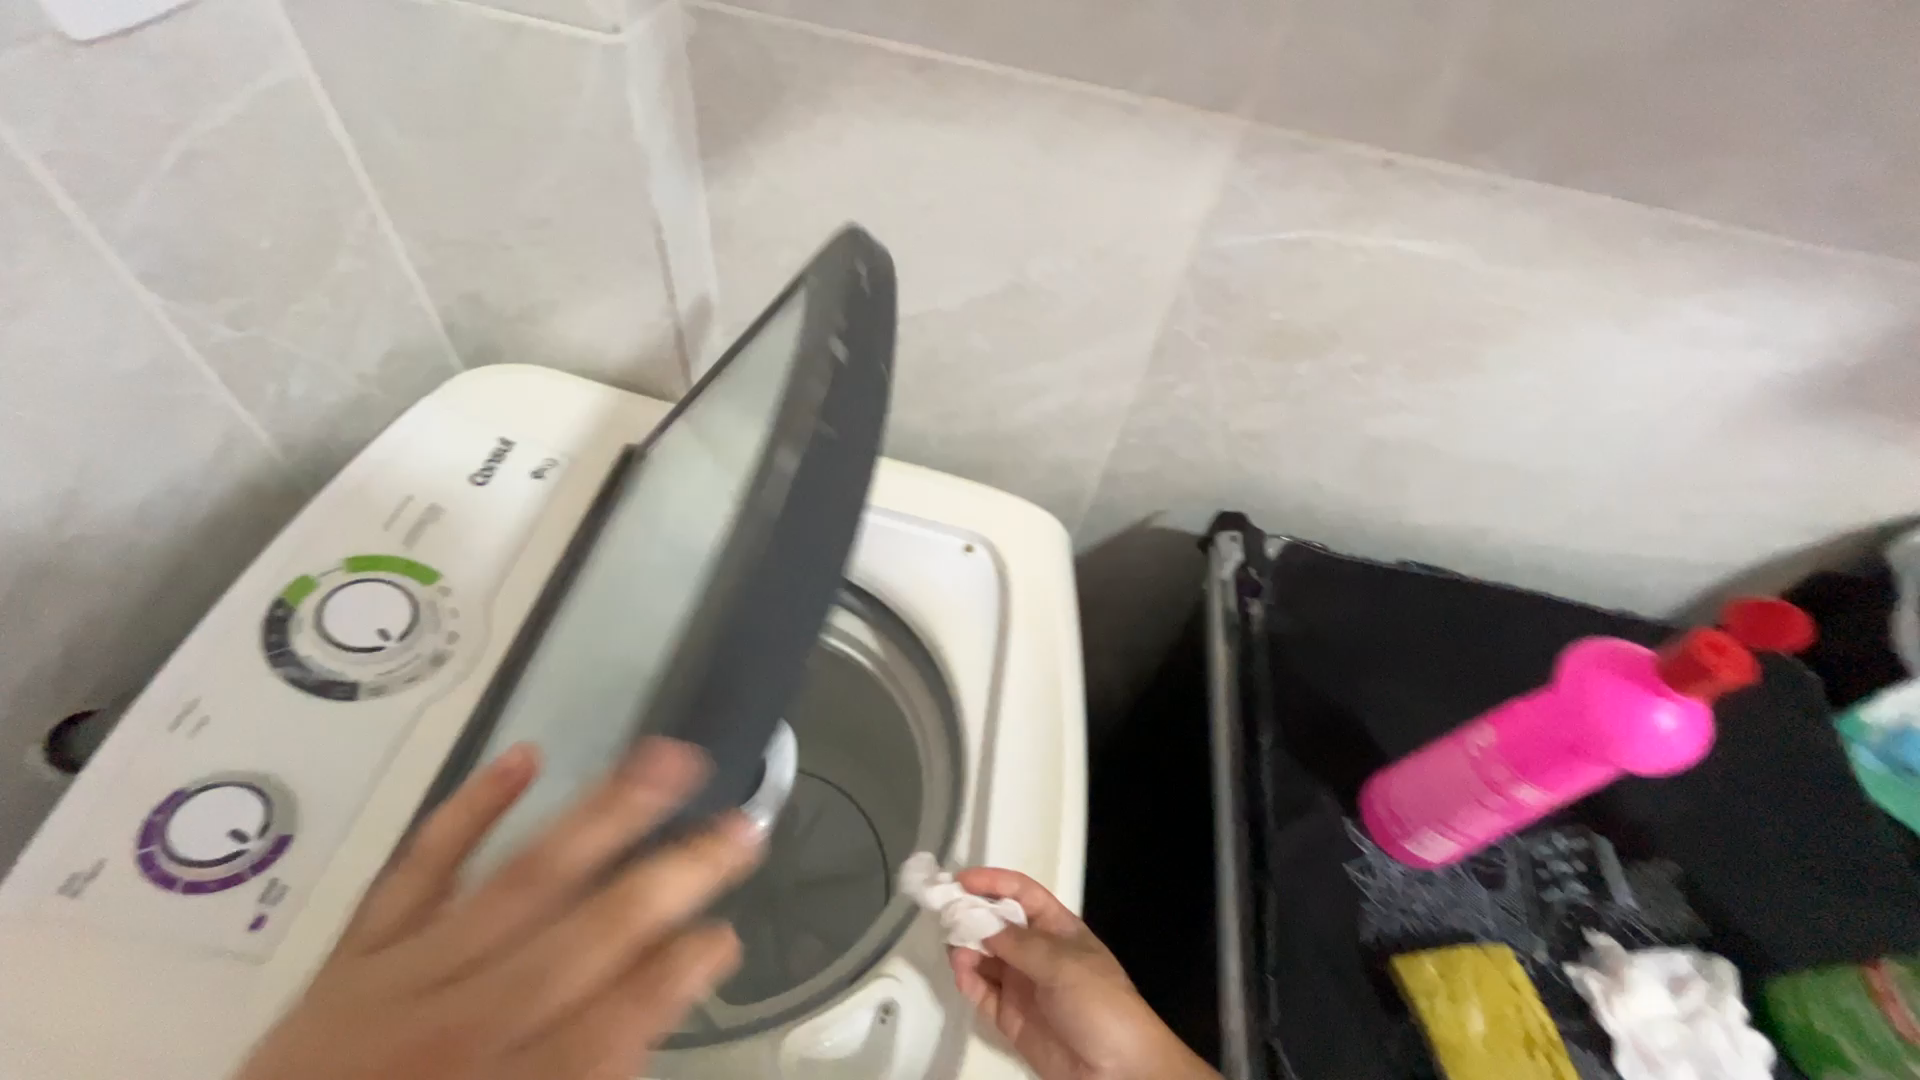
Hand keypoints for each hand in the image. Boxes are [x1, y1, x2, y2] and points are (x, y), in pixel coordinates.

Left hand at [236, 738, 763, 1079]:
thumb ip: (593, 1067)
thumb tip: (665, 990)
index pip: (614, 1022)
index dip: (677, 974)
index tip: (725, 935)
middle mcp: (456, 1027)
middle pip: (585, 935)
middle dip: (673, 876)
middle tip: (742, 828)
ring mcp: (399, 977)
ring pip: (523, 878)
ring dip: (604, 813)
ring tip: (670, 759)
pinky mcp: (355, 950)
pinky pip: (419, 869)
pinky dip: (471, 809)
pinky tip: (525, 757)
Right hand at [948, 868, 1217, 1079]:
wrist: (1118, 1072)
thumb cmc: (1100, 1002)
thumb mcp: (1063, 963)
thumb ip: (1018, 942)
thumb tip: (980, 921)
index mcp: (1057, 927)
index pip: (1022, 893)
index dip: (994, 882)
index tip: (962, 879)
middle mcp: (1036, 951)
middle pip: (997, 922)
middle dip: (971, 913)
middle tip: (944, 909)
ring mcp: (1021, 983)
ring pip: (984, 955)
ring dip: (966, 945)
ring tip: (953, 944)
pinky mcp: (1009, 1016)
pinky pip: (981, 991)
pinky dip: (967, 978)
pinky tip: (961, 970)